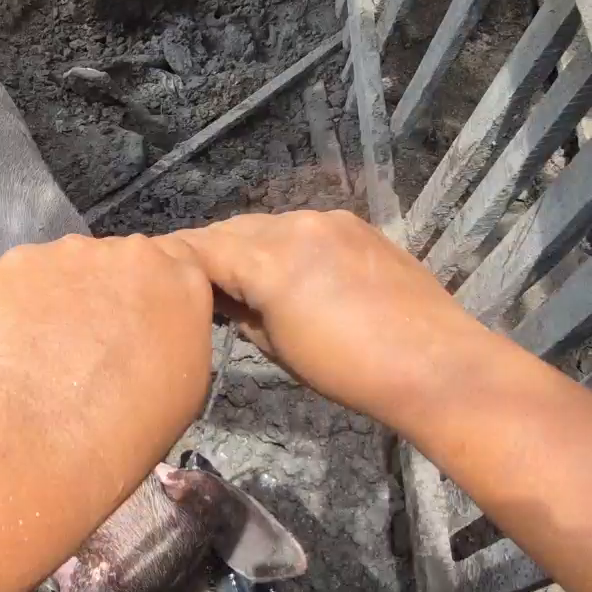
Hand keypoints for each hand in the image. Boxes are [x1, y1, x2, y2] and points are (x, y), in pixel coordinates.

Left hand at [0, 233, 214, 498]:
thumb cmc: (129, 426)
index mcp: (182, 280)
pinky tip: (11, 347)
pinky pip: (21, 279)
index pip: (180, 259)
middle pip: (121, 261)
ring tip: (44, 351)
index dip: (156, 288)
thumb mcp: (186, 383)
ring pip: (68, 267)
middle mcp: (130, 253)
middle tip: (92, 344)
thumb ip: (174, 333)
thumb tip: (149, 331)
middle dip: (108, 291)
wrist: (40, 435)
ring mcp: (69, 252)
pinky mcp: (14, 263)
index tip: (140, 318)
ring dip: (62, 298)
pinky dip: (18, 306)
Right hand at [161, 211, 493, 435]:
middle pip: (234, 229)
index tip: (158, 273)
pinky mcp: (357, 225)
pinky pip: (304, 227)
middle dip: (211, 251)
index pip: (203, 248)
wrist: (433, 363)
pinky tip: (290, 270)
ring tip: (242, 277)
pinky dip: (285, 244)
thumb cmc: (347, 370)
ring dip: (249, 245)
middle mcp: (295, 225)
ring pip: (269, 225)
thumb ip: (242, 315)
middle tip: (197, 281)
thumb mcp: (279, 349)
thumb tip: (225, 300)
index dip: (178, 260)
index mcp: (268, 260)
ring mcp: (330, 220)